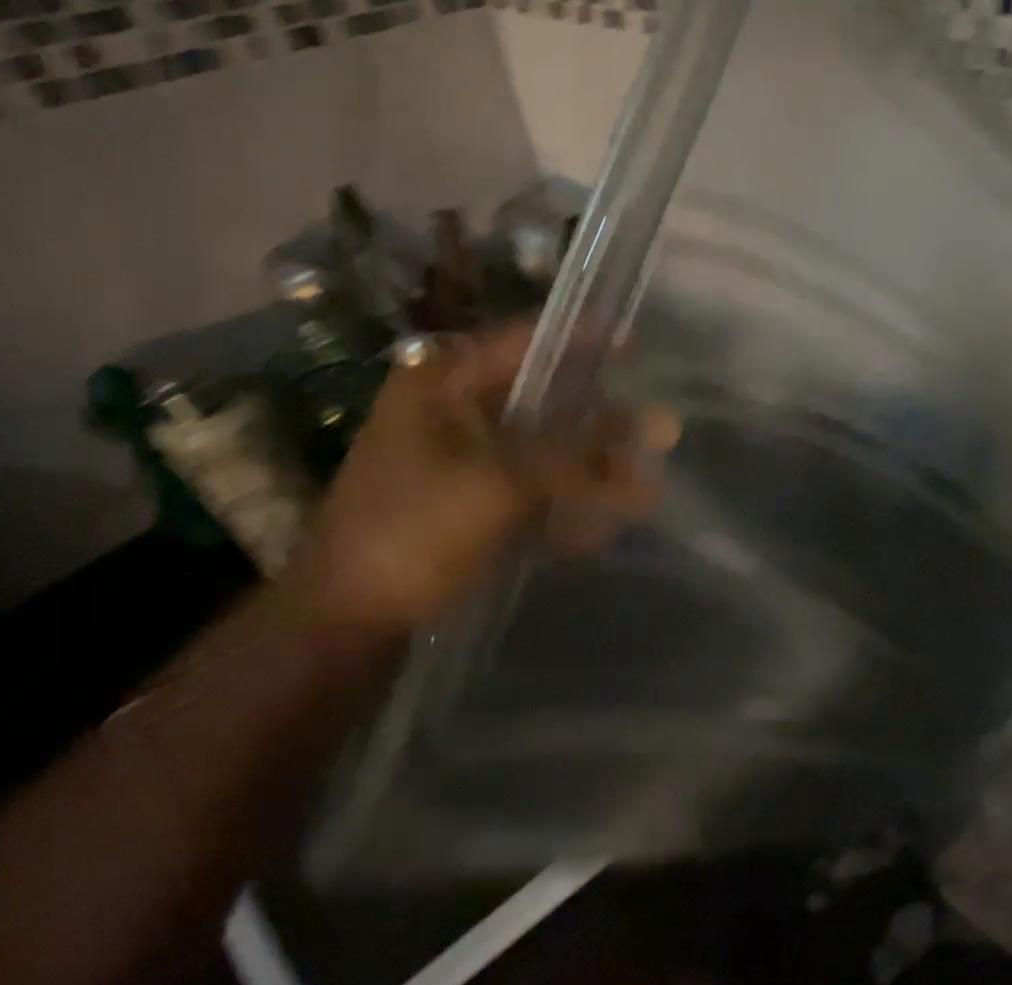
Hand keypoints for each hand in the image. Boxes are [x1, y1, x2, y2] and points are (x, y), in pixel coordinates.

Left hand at [283, 322, 677, 631]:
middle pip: (545, 401)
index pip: (528, 341)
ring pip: (546, 451)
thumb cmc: (416, 531)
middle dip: (603, 424)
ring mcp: (462, 461)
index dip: (586, 341)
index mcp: (444, 382)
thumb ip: (584, 452)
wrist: (347, 616)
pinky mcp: (471, 505)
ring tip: (645, 494)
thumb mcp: (504, 482)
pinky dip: (568, 506)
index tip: (642, 349)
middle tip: (659, 438)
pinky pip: (534, 493)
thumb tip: (663, 422)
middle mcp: (454, 411)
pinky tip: (601, 531)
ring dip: (594, 473)